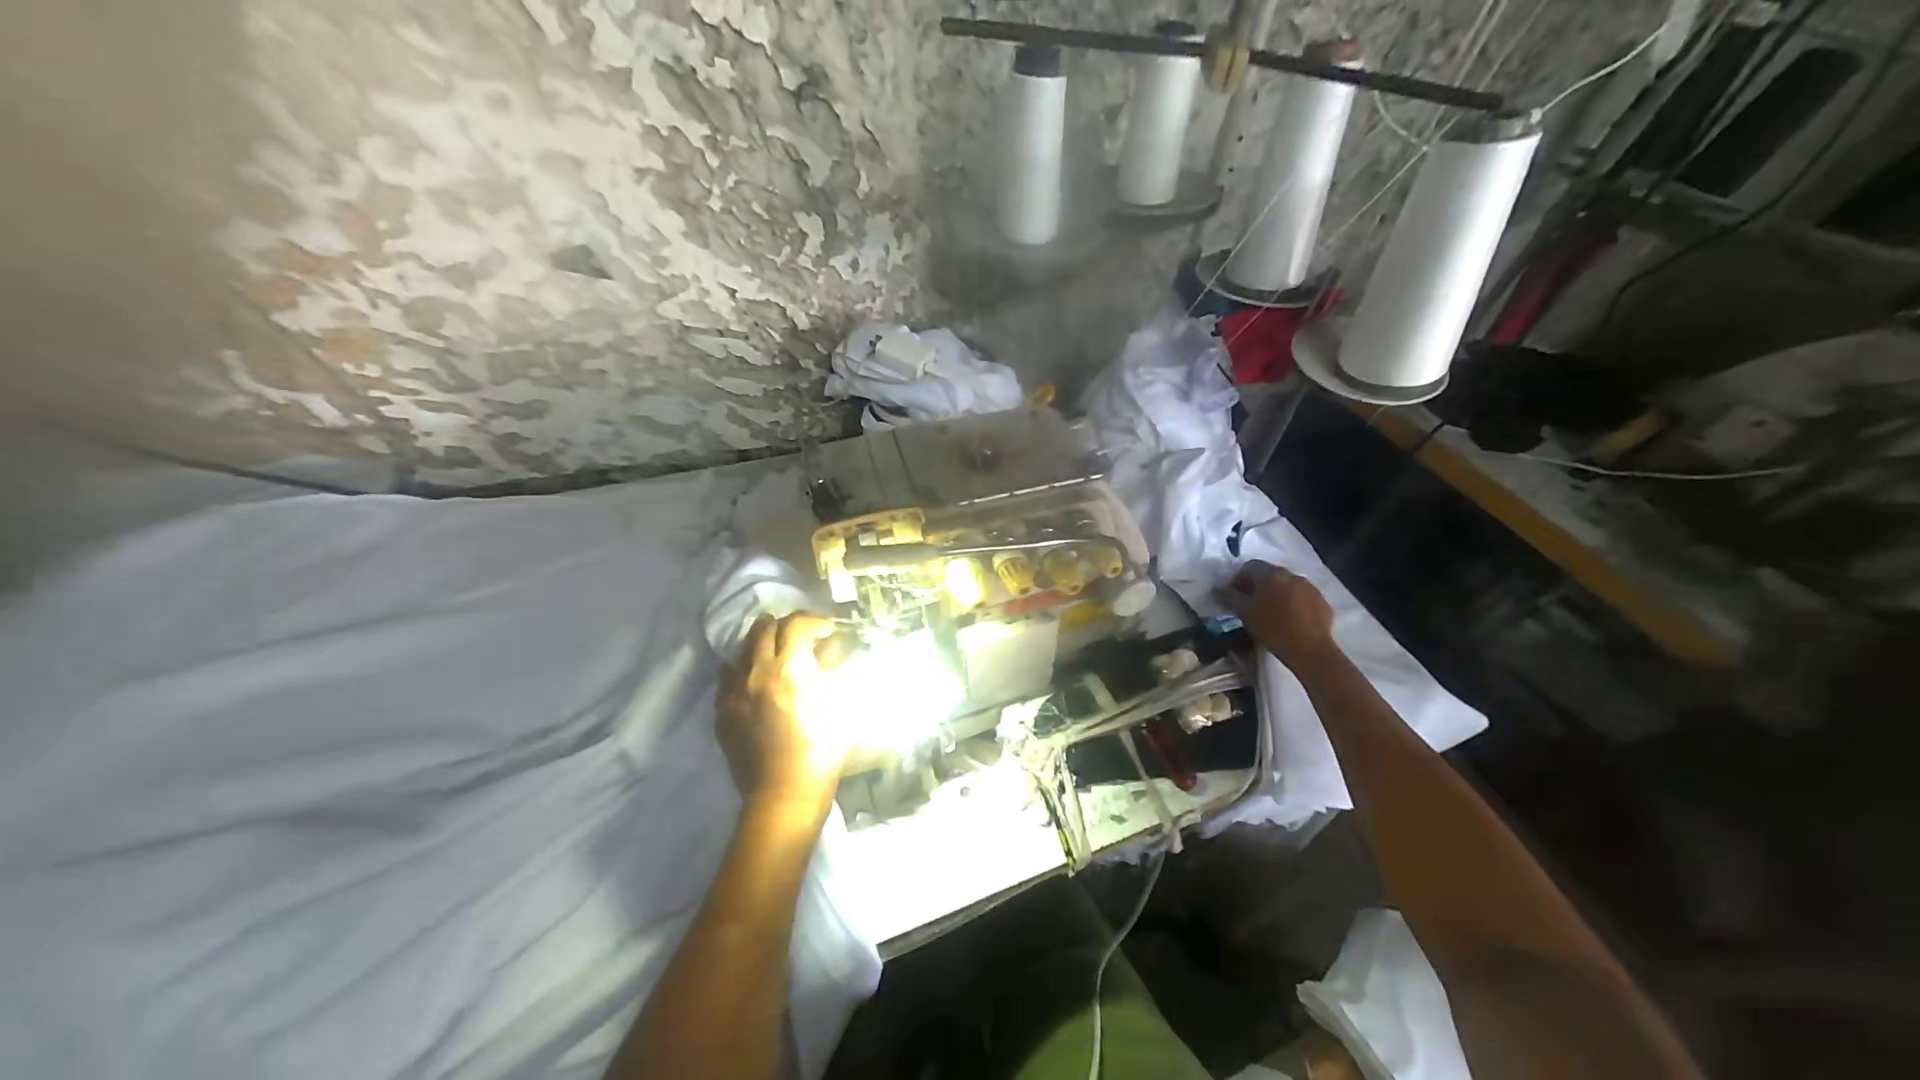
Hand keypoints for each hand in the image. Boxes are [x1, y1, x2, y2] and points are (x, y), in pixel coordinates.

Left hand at [718, 613, 846, 817]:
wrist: (784, 796)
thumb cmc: (823, 752)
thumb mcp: (842, 705)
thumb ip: (835, 670)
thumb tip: (831, 649)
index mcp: (790, 668)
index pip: (797, 624)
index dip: (814, 620)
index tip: (827, 629)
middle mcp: (757, 671)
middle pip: (764, 629)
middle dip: (784, 625)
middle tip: (800, 636)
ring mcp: (734, 691)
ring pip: (742, 650)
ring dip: (761, 644)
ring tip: (775, 653)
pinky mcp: (722, 711)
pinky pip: (726, 677)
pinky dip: (741, 669)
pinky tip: (753, 679)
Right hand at [1217, 560, 1335, 665]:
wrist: (1310, 648)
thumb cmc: (1272, 628)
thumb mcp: (1244, 613)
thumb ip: (1230, 597)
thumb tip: (1218, 588)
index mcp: (1270, 574)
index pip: (1249, 566)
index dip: (1238, 579)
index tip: (1233, 596)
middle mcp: (1291, 575)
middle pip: (1269, 574)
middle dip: (1258, 586)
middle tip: (1250, 604)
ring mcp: (1309, 587)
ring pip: (1287, 585)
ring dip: (1276, 593)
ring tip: (1271, 613)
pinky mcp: (1322, 601)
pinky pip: (1302, 596)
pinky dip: (1293, 603)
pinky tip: (1289, 619)